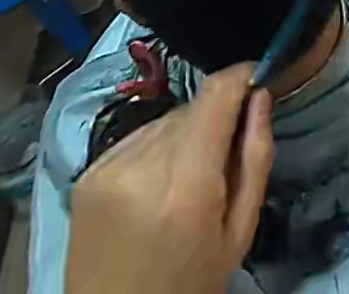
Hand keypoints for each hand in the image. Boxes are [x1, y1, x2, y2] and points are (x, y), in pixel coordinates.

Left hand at [66, 64, 273, 293]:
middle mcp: (144, 161)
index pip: (216, 92)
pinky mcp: (88, 173)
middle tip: (223, 157)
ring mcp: (109, 165)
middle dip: (216, 119)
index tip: (258, 78)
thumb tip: (261, 95)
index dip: (241, 76)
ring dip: (185, 134)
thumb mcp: (240, 231)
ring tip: (186, 178)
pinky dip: (156, 148)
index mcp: (187, 181)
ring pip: (167, 119)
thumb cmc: (189, 284)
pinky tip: (156, 185)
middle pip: (193, 107)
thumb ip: (256, 157)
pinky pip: (139, 137)